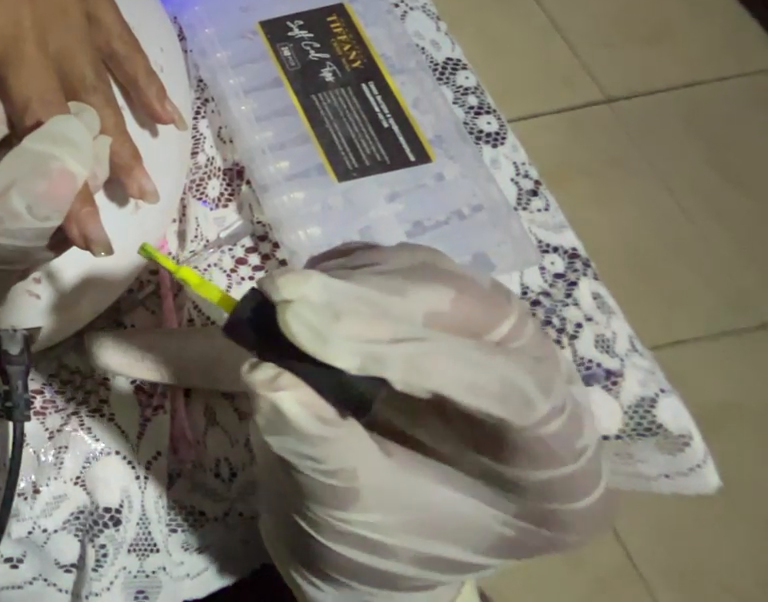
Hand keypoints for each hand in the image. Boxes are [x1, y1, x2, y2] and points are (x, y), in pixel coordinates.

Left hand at [0, 0, 181, 253]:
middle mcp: (20, 21)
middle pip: (43, 113)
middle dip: (64, 180)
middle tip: (85, 239)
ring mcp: (65, 7)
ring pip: (94, 90)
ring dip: (115, 149)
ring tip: (134, 199)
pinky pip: (124, 47)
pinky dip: (146, 86)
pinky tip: (166, 126)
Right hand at [91, 244, 614, 600]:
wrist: (347, 542)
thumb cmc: (362, 545)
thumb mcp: (341, 513)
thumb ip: (315, 447)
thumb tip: (267, 378)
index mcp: (553, 467)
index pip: (504, 383)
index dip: (401, 344)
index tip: (298, 321)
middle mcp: (531, 389)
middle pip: (469, 310)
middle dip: (370, 296)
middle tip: (281, 294)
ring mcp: (469, 342)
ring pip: (418, 278)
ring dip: (342, 282)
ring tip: (275, 302)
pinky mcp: (409, 315)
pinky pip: (373, 275)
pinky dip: (323, 280)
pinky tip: (283, 300)